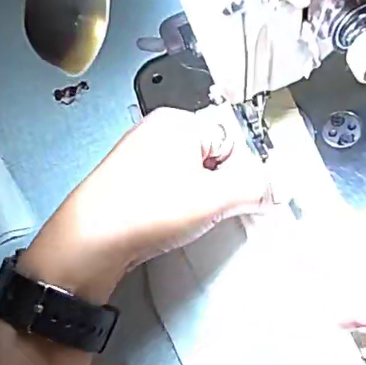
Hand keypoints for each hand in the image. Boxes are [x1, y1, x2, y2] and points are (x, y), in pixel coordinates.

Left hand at [22, 107, 274, 299]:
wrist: (90, 242)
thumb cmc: (139, 210)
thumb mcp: (214, 199)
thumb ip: (254, 187)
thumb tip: (275, 186)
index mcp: (178, 122)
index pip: (235, 139)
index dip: (244, 171)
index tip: (245, 196)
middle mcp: (158, 133)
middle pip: (216, 157)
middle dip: (221, 187)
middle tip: (211, 210)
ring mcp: (143, 158)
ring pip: (194, 176)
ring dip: (200, 200)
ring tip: (184, 219)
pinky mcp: (134, 183)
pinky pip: (173, 190)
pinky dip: (179, 208)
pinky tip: (171, 223)